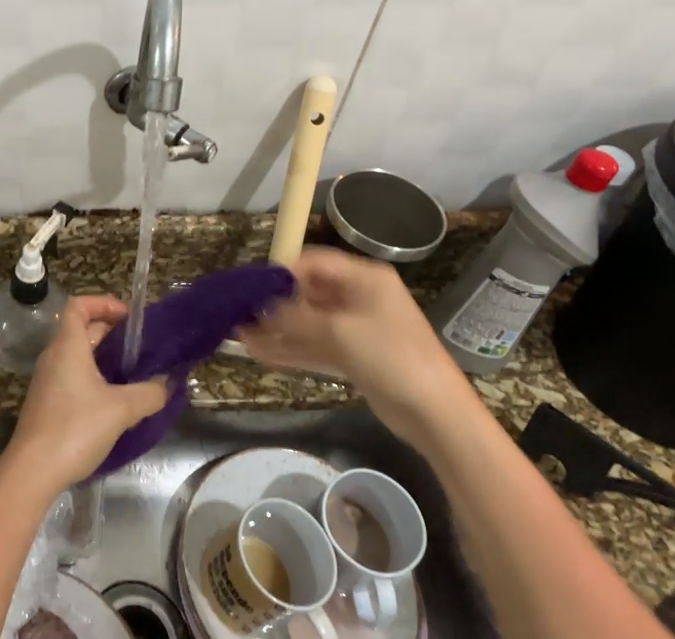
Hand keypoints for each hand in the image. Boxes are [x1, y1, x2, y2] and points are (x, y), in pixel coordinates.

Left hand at [3, 296, 168, 492]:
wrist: (33, 470)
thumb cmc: (75, 428)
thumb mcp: (121, 410)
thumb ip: (149, 393)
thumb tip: (167, 383)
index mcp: (67, 346)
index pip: (78, 305)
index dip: (103, 303)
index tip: (129, 317)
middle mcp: (55, 357)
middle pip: (82, 330)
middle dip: (112, 334)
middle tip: (142, 348)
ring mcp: (49, 381)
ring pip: (79, 357)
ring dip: (106, 359)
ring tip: (135, 374)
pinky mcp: (49, 403)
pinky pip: (74, 378)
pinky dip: (96, 379)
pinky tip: (117, 402)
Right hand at [239, 247, 475, 449]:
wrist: (434, 412)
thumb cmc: (390, 357)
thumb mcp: (338, 331)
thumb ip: (295, 316)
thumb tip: (259, 307)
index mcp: (364, 278)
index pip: (314, 262)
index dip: (282, 272)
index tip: (251, 287)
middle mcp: (359, 297)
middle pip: (309, 292)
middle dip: (275, 303)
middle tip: (240, 312)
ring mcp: (357, 328)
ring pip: (308, 322)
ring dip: (277, 328)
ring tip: (240, 334)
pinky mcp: (354, 356)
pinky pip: (315, 345)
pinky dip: (290, 348)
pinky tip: (258, 352)